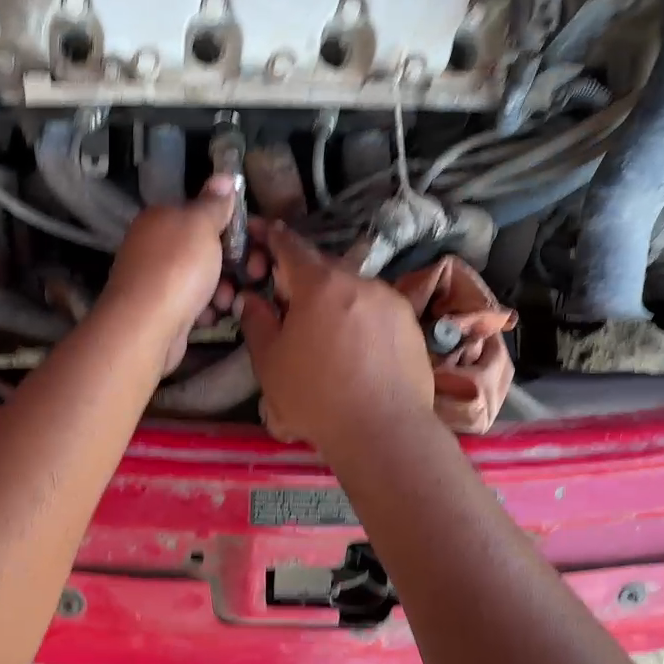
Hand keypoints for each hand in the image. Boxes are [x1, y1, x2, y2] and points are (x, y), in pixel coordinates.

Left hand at [100, 177, 237, 371]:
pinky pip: (192, 304)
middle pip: (203, 248)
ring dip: (221, 290)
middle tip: (252, 274)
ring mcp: (155, 279)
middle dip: (231, 262)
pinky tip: (210, 316)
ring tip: (227, 301)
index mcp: (161, 218)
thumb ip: (214, 203)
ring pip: (201, 279)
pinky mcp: (160, 310)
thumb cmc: (177, 268)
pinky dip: (205, 309)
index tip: (254, 240)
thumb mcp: (201, 225)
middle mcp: (154, 246)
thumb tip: (224, 177)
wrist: (146, 326)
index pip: (200, 213)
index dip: (230, 225)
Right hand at [239, 220, 434, 446]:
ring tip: (322, 332)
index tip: (264, 232)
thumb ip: (257, 322)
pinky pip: (376, 311)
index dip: (274, 238)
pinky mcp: (411, 324)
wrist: (383, 431)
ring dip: (334, 301)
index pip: (291, 246)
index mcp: (319, 283)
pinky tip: (353, 349)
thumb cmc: (315, 396)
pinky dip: (359, 319)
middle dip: (303, 277)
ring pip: (353, 290)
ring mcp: (390, 301)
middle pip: (324, 268)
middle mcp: (359, 281)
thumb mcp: (270, 361)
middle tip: (287, 300)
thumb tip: (252, 298)